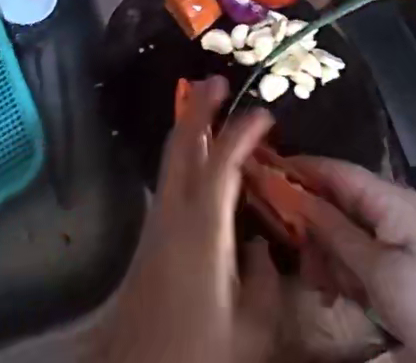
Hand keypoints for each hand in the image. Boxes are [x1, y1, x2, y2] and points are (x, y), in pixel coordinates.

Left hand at [96, 77, 281, 362]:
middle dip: (198, 108)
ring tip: (208, 105)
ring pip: (171, 158)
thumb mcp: (251, 327)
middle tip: (217, 80)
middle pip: (182, 145)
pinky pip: (169, 177)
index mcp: (203, 228)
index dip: (241, 132)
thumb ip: (265, 279)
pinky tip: (199, 159)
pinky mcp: (150, 236)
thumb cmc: (198, 349)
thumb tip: (263, 245)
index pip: (222, 163)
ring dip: (189, 126)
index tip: (263, 111)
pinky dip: (184, 152)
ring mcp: (157, 222)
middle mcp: (174, 213)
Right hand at [291, 156, 415, 362]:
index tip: (261, 172)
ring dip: (326, 254)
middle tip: (294, 256)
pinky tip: (336, 295)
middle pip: (335, 201)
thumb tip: (296, 194)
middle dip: (311, 224)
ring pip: (344, 232)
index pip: (333, 169)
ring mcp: (398, 240)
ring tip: (320, 286)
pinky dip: (344, 272)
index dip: (298, 168)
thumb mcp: (379, 271)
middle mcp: (391, 210)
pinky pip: (361, 257)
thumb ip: (335, 230)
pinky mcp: (403, 268)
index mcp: (388, 198)